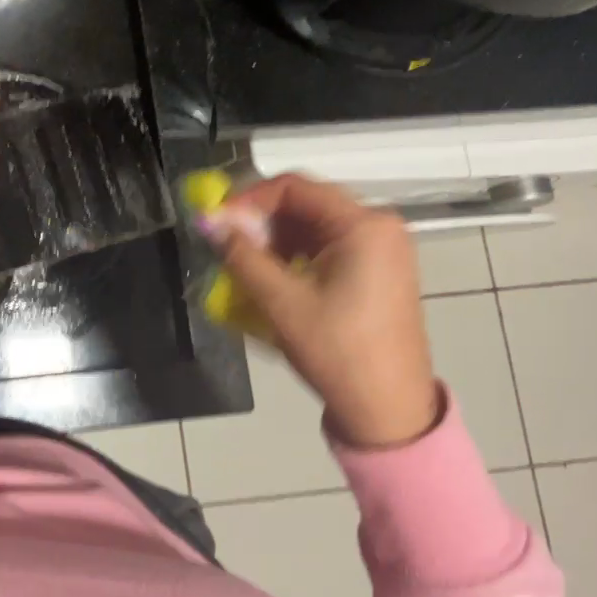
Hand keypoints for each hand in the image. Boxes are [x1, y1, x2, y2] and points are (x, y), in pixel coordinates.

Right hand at [201, 174, 439, 447]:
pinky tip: (272, 279)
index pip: (294, 187)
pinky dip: (294, 255)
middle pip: (305, 203)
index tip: (217, 224)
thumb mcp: (281, 302)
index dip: (248, 199)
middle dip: (260, 221)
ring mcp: (382, 249)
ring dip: (274, 239)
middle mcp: (378, 226)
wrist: (388, 409)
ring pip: (313, 225)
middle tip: (227, 246)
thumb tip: (207, 221)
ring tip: (245, 267)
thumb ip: (241, 255)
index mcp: (363, 225)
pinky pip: (327, 246)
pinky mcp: (378, 270)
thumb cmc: (337, 351)